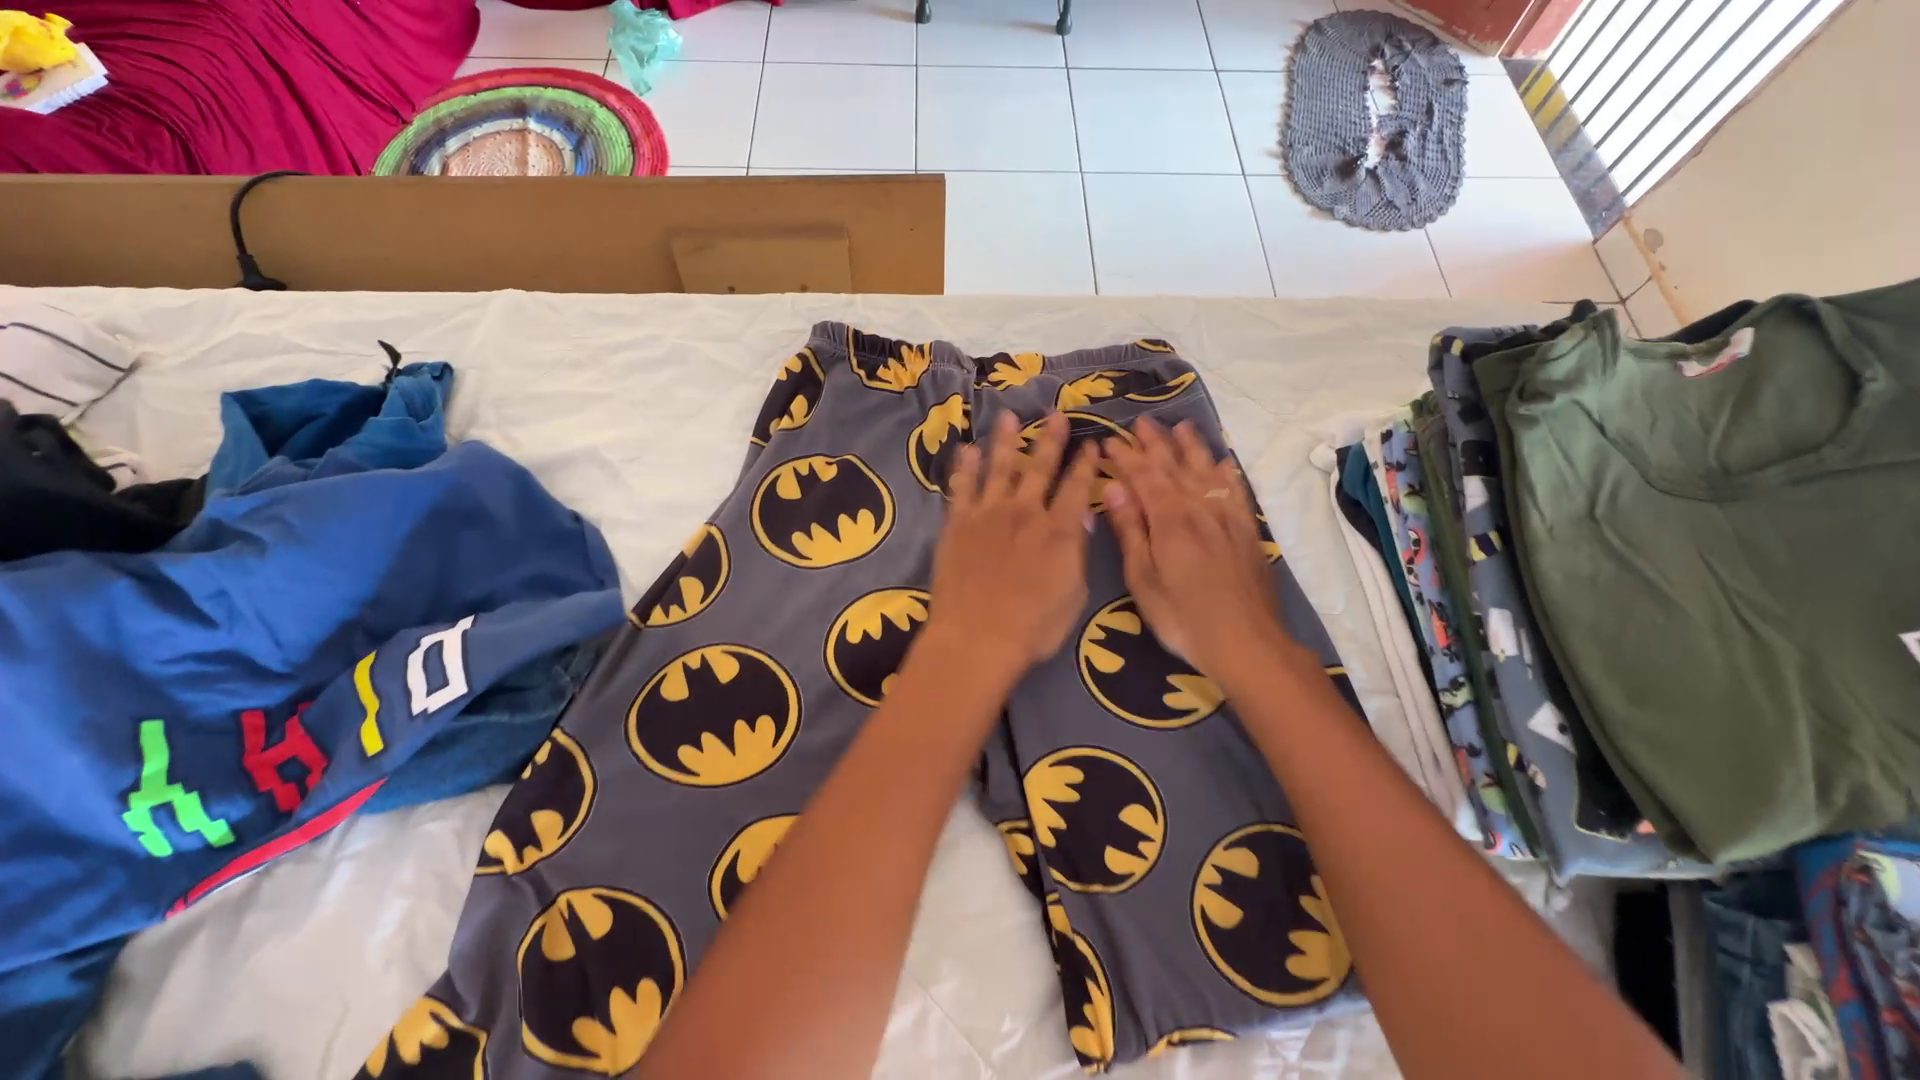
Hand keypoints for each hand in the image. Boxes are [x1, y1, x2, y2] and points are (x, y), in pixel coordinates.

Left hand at [924, 410, 1101, 680]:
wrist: (977, 637)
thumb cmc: (1033, 628)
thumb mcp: (1073, 596)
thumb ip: (1078, 553)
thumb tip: (1082, 518)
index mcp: (1058, 531)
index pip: (1077, 488)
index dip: (1086, 464)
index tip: (1092, 444)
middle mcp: (1025, 512)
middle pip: (1039, 467)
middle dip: (1050, 439)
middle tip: (1056, 414)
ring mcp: (987, 515)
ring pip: (999, 467)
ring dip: (1005, 440)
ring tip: (1009, 416)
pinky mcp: (957, 524)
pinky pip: (962, 487)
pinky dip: (965, 467)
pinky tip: (967, 450)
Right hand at [1101, 417, 1296, 685]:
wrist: (1246, 641)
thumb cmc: (1183, 617)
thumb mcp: (1143, 580)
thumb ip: (1130, 531)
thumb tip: (1114, 489)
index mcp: (1169, 520)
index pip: (1143, 477)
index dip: (1125, 457)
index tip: (1109, 441)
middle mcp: (1199, 509)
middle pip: (1176, 467)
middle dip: (1156, 443)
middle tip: (1142, 422)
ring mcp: (1227, 519)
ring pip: (1207, 472)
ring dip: (1192, 448)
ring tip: (1181, 427)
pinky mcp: (1247, 533)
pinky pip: (1236, 492)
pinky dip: (1227, 474)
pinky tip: (1223, 464)